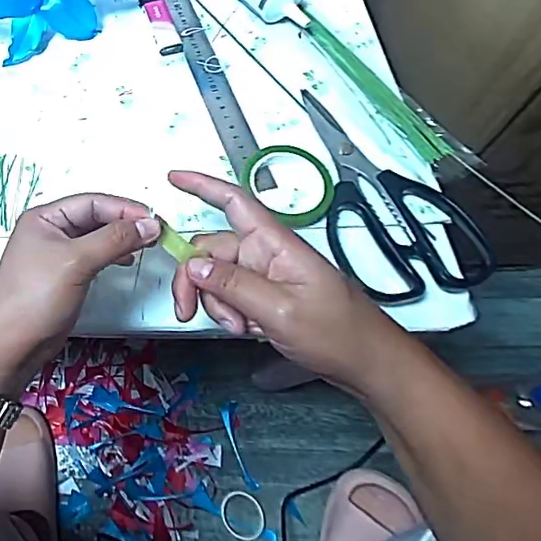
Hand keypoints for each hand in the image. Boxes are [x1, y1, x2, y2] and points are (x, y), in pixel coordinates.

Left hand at [0, 192, 159, 394]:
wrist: (9, 348)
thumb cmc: (32, 300)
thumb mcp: (76, 262)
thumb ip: (115, 239)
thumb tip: (148, 225)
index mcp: (44, 218)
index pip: (93, 202)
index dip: (124, 208)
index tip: (152, 220)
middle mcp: (50, 231)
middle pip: (96, 217)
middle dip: (125, 223)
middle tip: (154, 231)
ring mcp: (57, 254)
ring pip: (98, 236)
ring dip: (122, 238)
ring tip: (146, 244)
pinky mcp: (65, 275)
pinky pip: (96, 255)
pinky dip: (114, 255)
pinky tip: (127, 260)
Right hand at [168, 170, 407, 391]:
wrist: (364, 361)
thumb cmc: (339, 331)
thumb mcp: (280, 310)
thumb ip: (233, 285)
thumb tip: (195, 266)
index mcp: (274, 242)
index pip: (233, 201)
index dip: (202, 185)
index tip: (175, 178)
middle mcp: (267, 252)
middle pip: (212, 249)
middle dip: (197, 279)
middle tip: (188, 307)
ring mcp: (265, 273)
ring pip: (217, 276)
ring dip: (217, 303)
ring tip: (241, 325)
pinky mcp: (266, 293)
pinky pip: (231, 294)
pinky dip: (230, 313)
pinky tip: (249, 329)